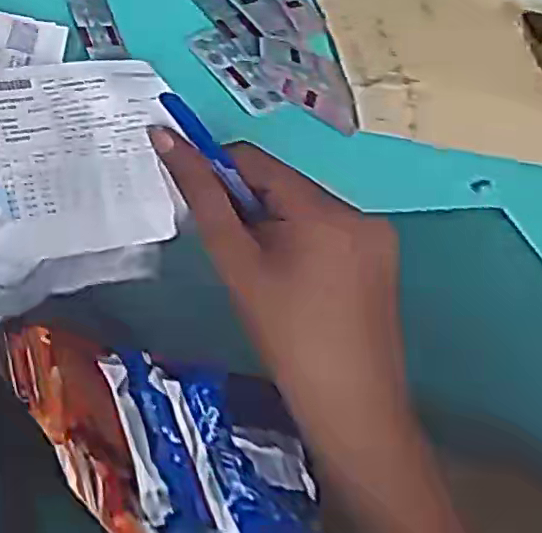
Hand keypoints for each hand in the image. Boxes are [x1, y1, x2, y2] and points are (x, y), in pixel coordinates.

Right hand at [149, 127, 404, 414]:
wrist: (348, 404)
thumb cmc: (283, 328)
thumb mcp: (232, 255)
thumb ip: (199, 191)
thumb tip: (165, 137)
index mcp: (327, 211)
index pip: (251, 159)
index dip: (213, 172)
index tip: (196, 204)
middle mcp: (359, 214)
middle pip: (274, 180)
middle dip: (240, 201)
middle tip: (227, 244)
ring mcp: (374, 237)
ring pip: (292, 202)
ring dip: (261, 217)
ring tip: (253, 262)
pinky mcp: (376, 257)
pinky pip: (316, 224)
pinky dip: (287, 233)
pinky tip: (279, 270)